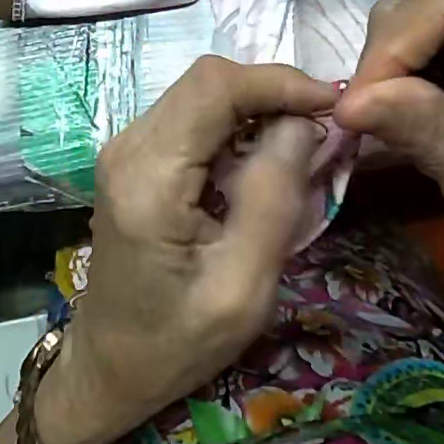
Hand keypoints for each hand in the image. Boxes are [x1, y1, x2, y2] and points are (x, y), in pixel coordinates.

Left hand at [36, 57, 338, 443]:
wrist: (109, 361)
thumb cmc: (178, 341)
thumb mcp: (244, 286)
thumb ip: (274, 196)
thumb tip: (303, 121)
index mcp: (149, 177)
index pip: (214, 88)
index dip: (278, 82)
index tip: (334, 105)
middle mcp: (127, 146)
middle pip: (205, 81)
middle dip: (271, 92)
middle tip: (322, 127)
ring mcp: (124, 147)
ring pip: (199, 93)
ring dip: (254, 106)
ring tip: (299, 143)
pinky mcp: (131, 156)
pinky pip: (189, 116)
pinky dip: (232, 122)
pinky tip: (259, 156)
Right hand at [334, 0, 443, 286]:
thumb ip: (419, 130)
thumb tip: (347, 102)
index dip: (391, 43)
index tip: (360, 100)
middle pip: (435, 2)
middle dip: (389, 51)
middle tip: (370, 110)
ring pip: (432, 13)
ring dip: (396, 57)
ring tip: (392, 109)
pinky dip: (412, 64)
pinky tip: (413, 103)